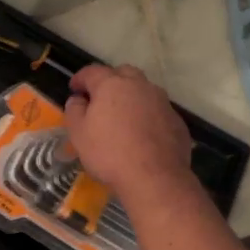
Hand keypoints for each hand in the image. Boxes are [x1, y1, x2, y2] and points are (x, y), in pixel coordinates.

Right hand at [62, 64, 195, 202]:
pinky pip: (156, 111)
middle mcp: (140, 86)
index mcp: (112, 85)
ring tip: (122, 118)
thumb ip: (74, 111)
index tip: (73, 89)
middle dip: (109, 82)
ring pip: (143, 91)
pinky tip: (141, 135)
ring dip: (131, 98)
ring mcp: (162, 101)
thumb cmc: (109, 153)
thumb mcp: (79, 134)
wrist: (154, 177)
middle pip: (123, 74)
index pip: (92, 72)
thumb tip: (78, 99)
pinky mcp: (176, 119)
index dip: (80, 79)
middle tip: (100, 100)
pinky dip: (146, 116)